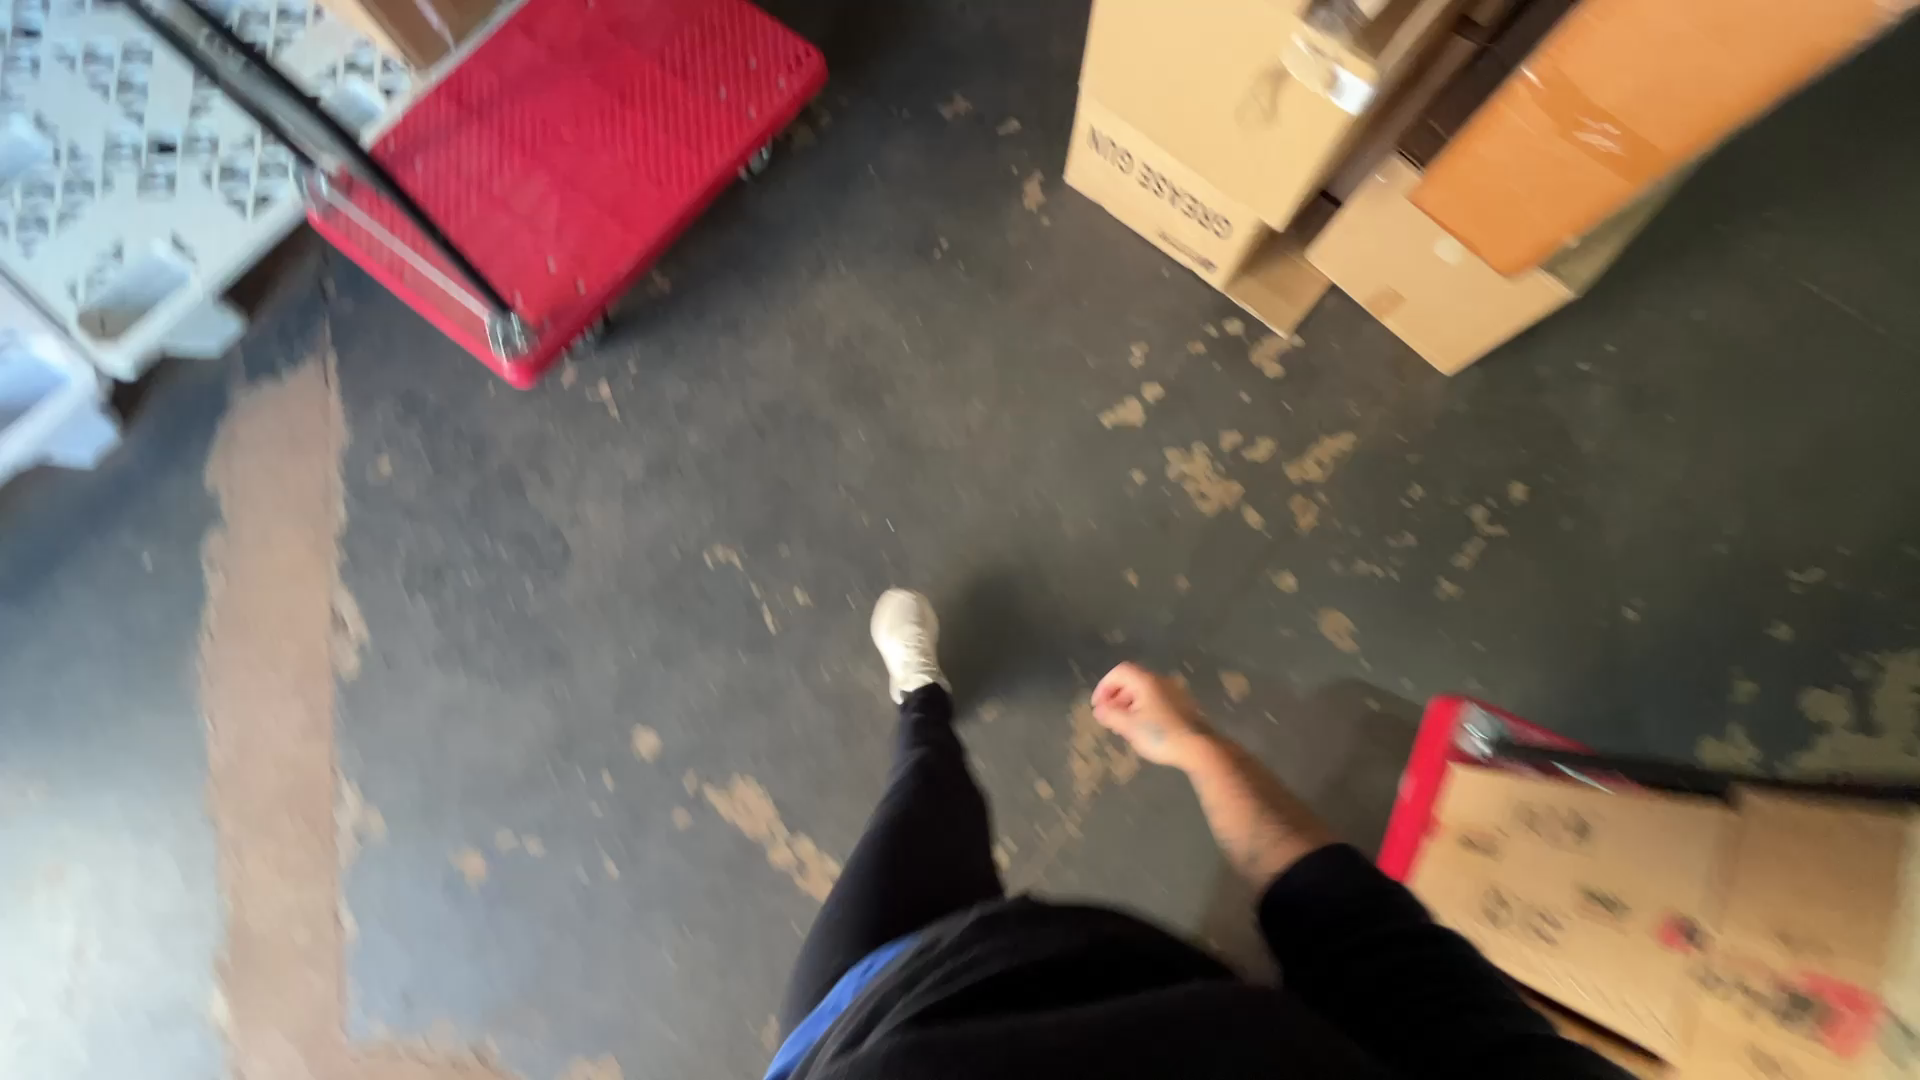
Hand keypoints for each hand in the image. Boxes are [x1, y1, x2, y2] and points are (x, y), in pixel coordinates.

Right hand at [1092, 662, 1213, 767]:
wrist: (1199, 748)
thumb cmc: (1161, 734)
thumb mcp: (1129, 726)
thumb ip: (1110, 714)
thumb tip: (1098, 709)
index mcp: (1146, 681)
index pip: (1119, 672)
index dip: (1104, 686)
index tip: (1098, 705)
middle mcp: (1160, 681)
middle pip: (1131, 680)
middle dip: (1115, 696)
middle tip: (1108, 715)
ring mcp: (1174, 692)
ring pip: (1144, 691)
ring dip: (1128, 704)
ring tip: (1122, 725)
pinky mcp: (1182, 706)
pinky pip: (1156, 700)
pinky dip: (1143, 708)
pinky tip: (1142, 728)